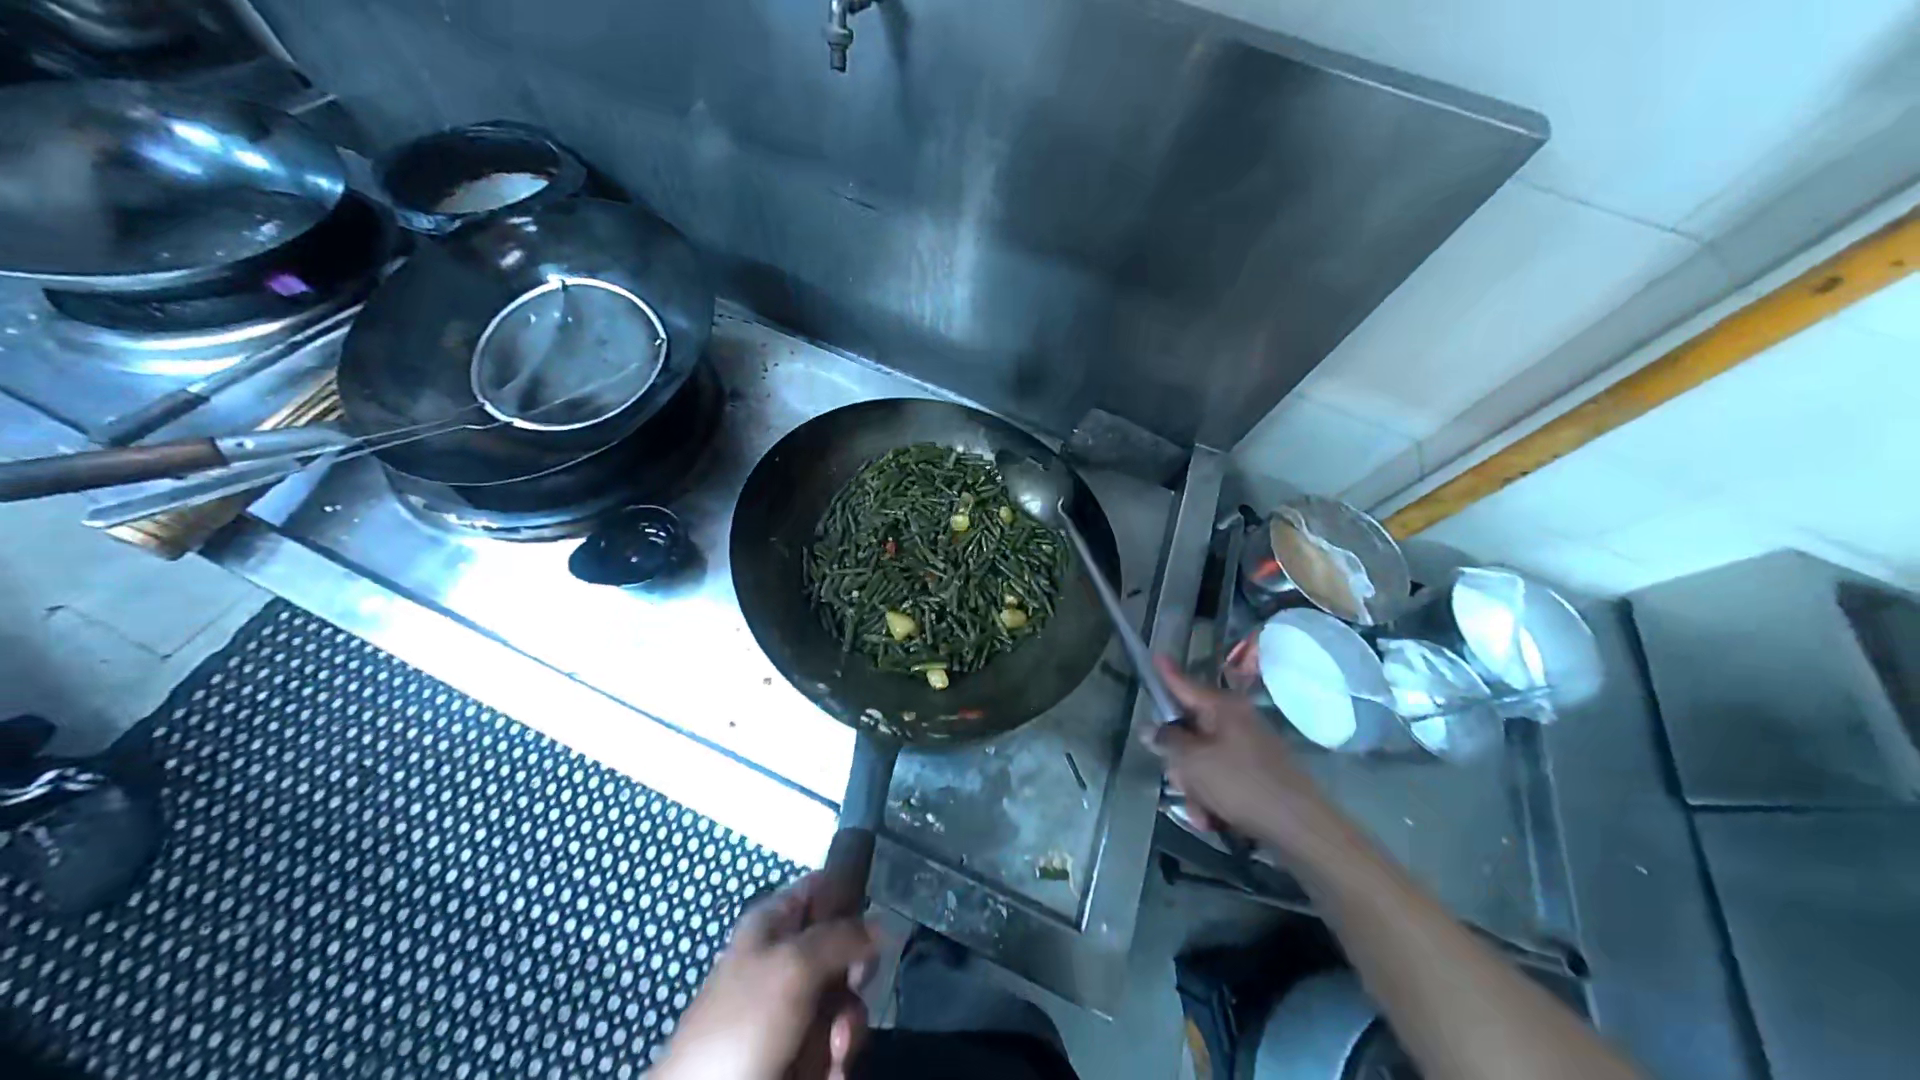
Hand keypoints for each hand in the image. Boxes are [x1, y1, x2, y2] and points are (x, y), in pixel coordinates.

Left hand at [654, 872, 875, 1079]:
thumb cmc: (743, 1026)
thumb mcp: (794, 965)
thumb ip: (842, 936)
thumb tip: (880, 925)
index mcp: (772, 925)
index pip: (820, 888)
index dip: (849, 901)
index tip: (867, 928)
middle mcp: (784, 961)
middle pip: (843, 951)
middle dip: (855, 980)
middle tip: (848, 994)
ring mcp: (790, 1012)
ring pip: (845, 1004)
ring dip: (847, 1031)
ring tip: (833, 1055)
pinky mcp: (796, 1057)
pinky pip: (835, 1047)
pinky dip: (837, 1063)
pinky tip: (828, 1076)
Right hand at [1148, 656, 1334, 850]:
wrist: (1299, 827)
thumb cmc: (1241, 784)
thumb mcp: (1193, 762)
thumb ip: (1167, 741)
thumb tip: (1151, 729)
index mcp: (1222, 707)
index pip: (1184, 684)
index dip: (1166, 673)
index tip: (1156, 654)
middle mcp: (1236, 721)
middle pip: (1188, 731)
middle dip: (1178, 761)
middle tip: (1178, 780)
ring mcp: (1247, 747)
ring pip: (1200, 760)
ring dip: (1194, 787)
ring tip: (1202, 811)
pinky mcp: (1254, 774)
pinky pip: (1219, 779)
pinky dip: (1211, 798)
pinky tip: (1214, 819)